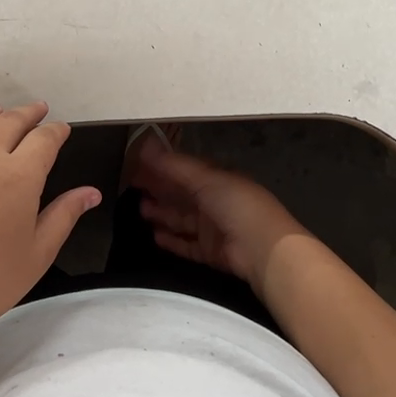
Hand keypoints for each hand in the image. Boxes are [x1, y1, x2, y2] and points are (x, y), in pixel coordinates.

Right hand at [123, 131, 309, 285]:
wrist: (262, 249)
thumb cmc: (236, 205)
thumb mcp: (206, 178)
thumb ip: (174, 165)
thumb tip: (145, 144)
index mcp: (218, 179)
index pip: (186, 170)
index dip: (163, 167)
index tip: (138, 165)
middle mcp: (216, 201)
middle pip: (182, 195)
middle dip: (160, 190)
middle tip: (133, 188)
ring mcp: (214, 228)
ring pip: (182, 219)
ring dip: (163, 214)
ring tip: (140, 210)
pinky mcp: (211, 252)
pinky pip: (187, 244)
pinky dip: (172, 240)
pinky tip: (155, 236)